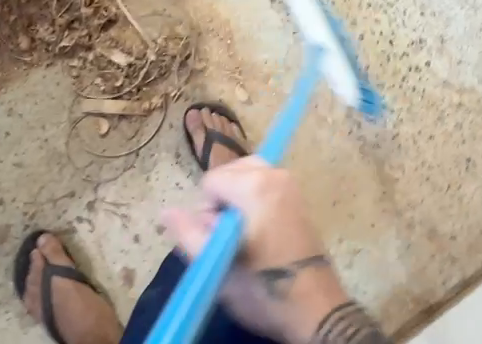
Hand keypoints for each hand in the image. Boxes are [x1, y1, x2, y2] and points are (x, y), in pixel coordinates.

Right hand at [162, 156, 350, 343]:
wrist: (315, 309)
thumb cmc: (263, 288)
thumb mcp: (217, 266)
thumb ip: (188, 234)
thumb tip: (165, 211)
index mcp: (254, 185)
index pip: (210, 181)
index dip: (207, 211)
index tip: (219, 239)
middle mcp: (274, 174)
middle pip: (230, 172)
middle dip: (223, 200)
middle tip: (229, 237)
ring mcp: (290, 183)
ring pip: (248, 175)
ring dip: (238, 198)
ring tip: (242, 234)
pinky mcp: (298, 196)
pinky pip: (265, 183)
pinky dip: (255, 198)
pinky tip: (258, 230)